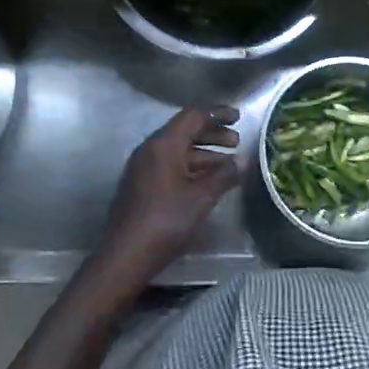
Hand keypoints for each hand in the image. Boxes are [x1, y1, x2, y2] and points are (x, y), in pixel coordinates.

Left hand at [92, 106, 240, 286]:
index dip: (217, 114)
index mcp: (163, 144)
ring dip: (204, 153)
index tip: (238, 116)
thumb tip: (242, 160)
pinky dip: (191, 167)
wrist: (125, 255)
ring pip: (178, 150)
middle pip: (185, 131)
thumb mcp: (201, 198)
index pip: (193, 116)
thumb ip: (223, 175)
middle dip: (212, 134)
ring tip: (228, 163)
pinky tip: (207, 181)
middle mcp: (150, 149)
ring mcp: (143, 167)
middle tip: (236, 141)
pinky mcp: (141, 184)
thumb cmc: (165, 221)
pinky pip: (170, 165)